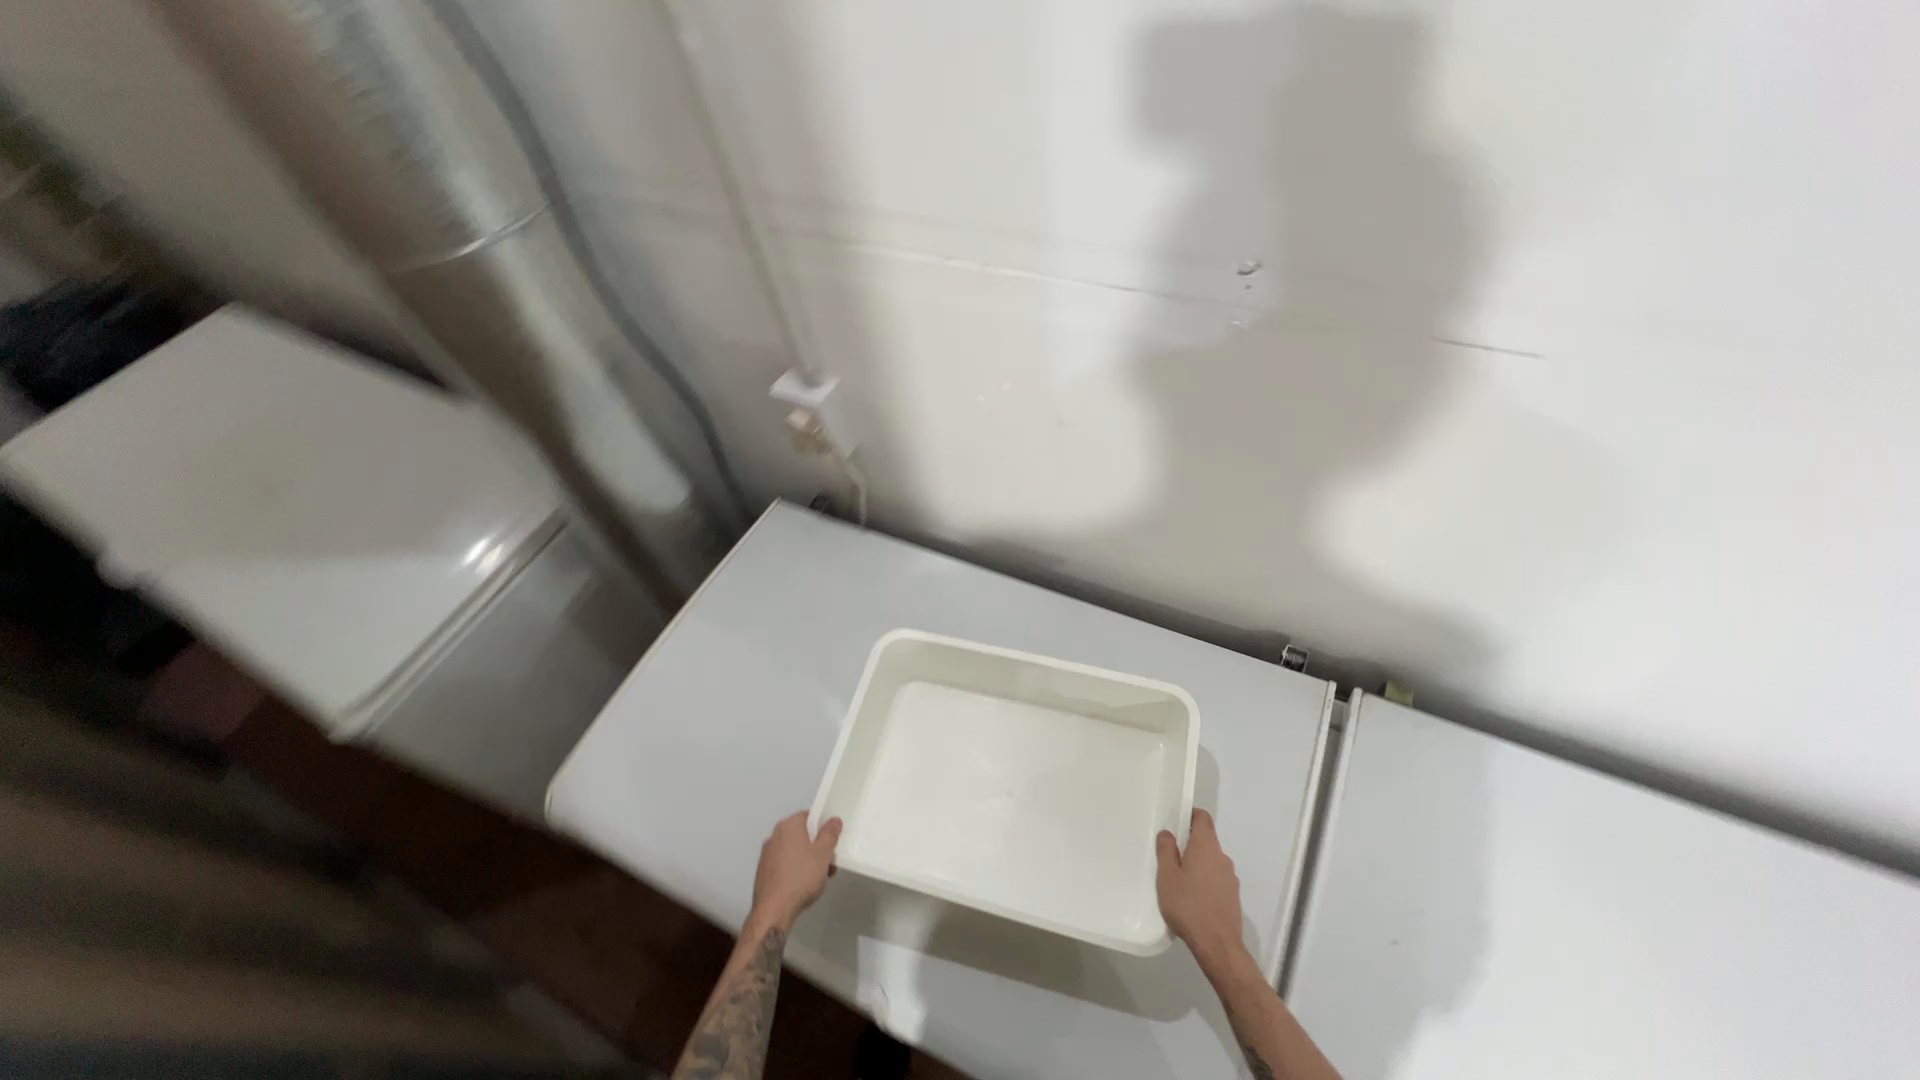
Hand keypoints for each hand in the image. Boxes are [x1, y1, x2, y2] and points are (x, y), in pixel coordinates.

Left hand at [748, 812, 841, 931]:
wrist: (773, 910)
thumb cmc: (802, 877)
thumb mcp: (823, 855)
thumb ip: (830, 835)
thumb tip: (834, 820)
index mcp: (788, 826)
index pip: (808, 816)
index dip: (822, 826)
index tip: (832, 840)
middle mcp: (774, 836)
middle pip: (800, 835)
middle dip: (816, 846)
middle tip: (829, 861)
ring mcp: (766, 855)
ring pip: (793, 851)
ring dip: (807, 859)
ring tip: (820, 878)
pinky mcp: (763, 872)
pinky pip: (784, 864)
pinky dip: (795, 870)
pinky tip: (803, 886)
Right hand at [1156, 808, 1246, 969]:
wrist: (1217, 944)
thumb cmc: (1187, 905)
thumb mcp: (1167, 876)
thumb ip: (1166, 851)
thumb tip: (1168, 833)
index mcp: (1206, 847)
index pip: (1203, 818)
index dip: (1190, 814)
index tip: (1176, 820)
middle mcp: (1222, 858)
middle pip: (1207, 840)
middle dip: (1190, 843)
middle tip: (1170, 854)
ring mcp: (1230, 878)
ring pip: (1211, 861)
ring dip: (1197, 864)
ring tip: (1179, 880)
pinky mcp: (1232, 896)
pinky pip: (1216, 879)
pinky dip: (1204, 880)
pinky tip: (1192, 898)